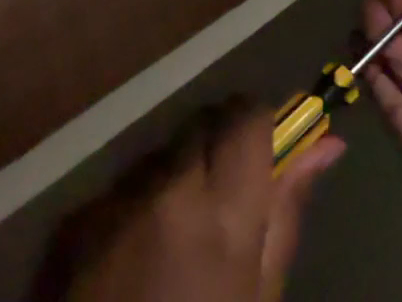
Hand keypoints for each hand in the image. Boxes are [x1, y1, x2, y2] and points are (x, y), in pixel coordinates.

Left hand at [48, 102, 343, 301]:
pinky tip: (136, 248)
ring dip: (178, 168)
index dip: (261, 121)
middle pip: (202, 121)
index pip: (247, 117)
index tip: (267, 141)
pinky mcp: (74, 222)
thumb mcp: (261, 289)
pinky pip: (120, 186)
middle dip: (221, 138)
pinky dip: (137, 201)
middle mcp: (168, 189)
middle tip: (227, 181)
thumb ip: (287, 208)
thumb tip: (327, 144)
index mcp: (223, 210)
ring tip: (177, 223)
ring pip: (160, 151)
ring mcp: (115, 203)